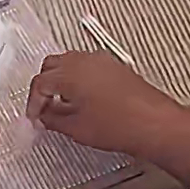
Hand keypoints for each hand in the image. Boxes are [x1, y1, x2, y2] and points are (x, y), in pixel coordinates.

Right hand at [26, 51, 189, 163]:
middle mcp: (84, 61)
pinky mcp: (115, 66)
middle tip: (43, 108)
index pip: (40, 83)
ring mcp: (101, 61)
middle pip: (51, 66)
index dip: (33, 102)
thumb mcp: (75, 128)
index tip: (35, 117)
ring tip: (61, 105)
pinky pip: (86, 65)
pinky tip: (81, 99)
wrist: (156, 125)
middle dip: (44, 87)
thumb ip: (52, 119)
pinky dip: (77, 78)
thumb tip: (43, 116)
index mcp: (69, 74)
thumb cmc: (119, 126)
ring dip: (60, 81)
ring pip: (69, 62)